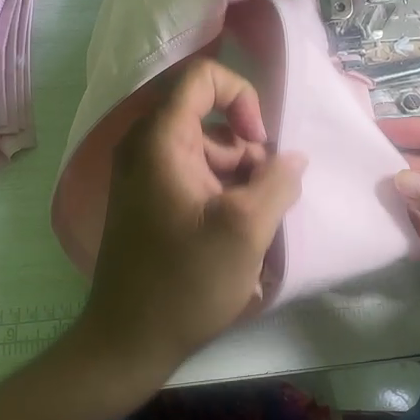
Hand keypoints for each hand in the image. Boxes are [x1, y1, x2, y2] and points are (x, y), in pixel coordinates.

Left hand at [76, 58, 305, 386]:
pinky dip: (222, 196)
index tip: (260, 144)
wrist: (127, 341)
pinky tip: (237, 238)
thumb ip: (277, 182)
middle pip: (211, 118)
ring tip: (255, 227)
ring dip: (240, 179)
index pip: (203, 77)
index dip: (242, 96)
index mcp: (161, 139)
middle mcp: (147, 147)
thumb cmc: (185, 281)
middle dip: (248, 152)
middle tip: (265, 199)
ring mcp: (146, 176)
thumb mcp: (245, 230)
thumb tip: (292, 159)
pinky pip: (195, 178)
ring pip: (208, 152)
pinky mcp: (151, 202)